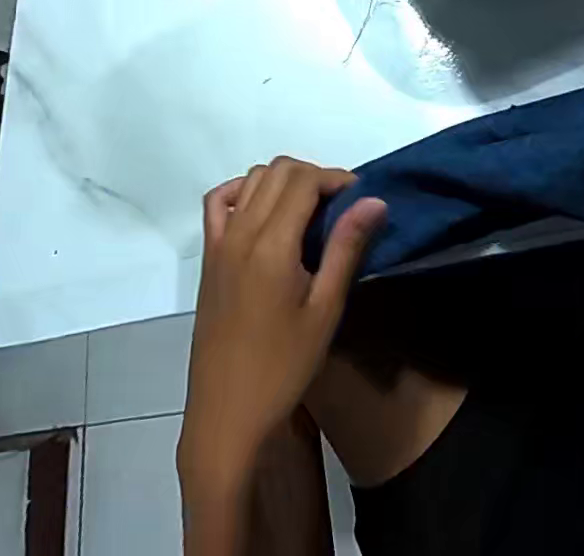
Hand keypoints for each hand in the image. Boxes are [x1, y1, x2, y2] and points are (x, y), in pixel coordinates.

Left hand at [179, 158, 385, 488]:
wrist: (228, 412)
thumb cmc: (284, 366)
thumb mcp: (325, 309)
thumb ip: (346, 247)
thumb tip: (374, 201)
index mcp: (271, 244)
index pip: (303, 181)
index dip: (335, 178)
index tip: (359, 196)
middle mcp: (240, 231)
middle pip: (277, 171)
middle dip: (312, 175)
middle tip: (339, 204)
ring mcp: (219, 241)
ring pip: (250, 179)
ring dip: (283, 180)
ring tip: (309, 209)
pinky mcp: (208, 255)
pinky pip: (218, 202)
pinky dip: (242, 190)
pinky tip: (263, 209)